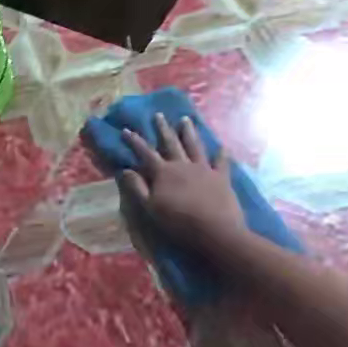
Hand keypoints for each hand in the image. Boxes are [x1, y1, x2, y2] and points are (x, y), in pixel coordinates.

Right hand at [115, 113, 246, 242]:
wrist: (216, 232)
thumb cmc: (179, 222)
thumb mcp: (151, 208)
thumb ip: (137, 188)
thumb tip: (125, 170)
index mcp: (163, 172)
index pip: (145, 153)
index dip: (135, 141)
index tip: (126, 129)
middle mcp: (182, 165)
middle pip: (171, 143)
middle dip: (163, 129)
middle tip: (159, 115)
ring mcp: (204, 169)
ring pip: (194, 146)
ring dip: (189, 132)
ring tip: (186, 119)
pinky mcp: (221, 178)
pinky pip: (221, 162)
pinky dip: (221, 154)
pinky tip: (222, 146)